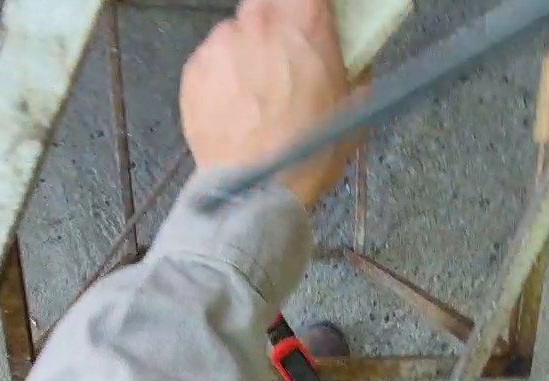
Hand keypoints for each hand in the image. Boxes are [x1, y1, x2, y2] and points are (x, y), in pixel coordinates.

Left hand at [180, 0, 354, 207]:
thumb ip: (354, 74)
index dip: (310, 13)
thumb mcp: (353, 115)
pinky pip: (210, 67)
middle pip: (267, 9)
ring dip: (245, 60)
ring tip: (254, 104)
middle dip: (275, 33)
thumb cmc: (308, 155)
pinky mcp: (193, 71)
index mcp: (305, 19)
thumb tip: (355, 65)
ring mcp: (221, 42)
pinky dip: (220, 84)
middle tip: (282, 71)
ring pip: (235, 38)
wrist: (256, 194)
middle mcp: (259, 18)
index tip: (312, 30)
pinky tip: (232, 116)